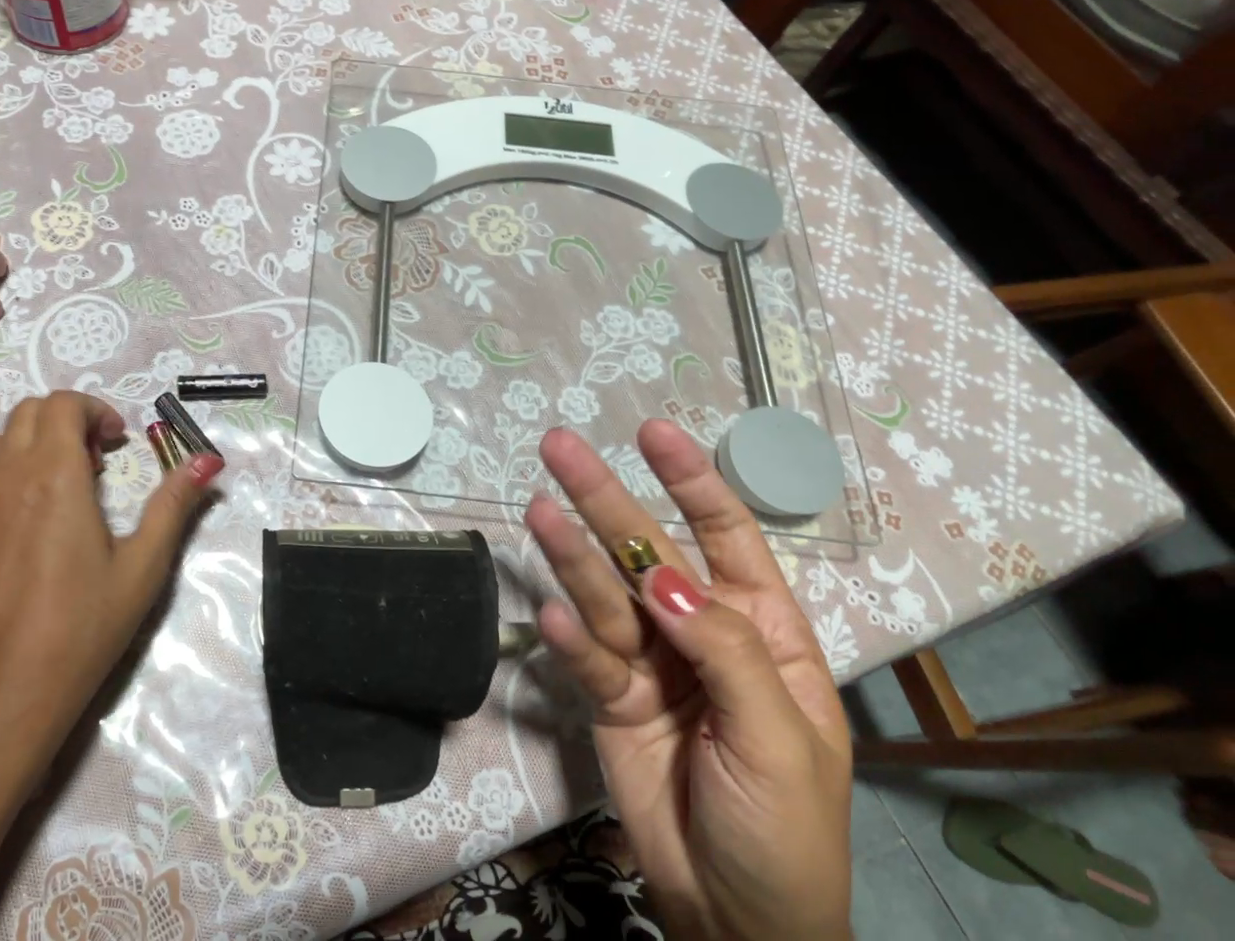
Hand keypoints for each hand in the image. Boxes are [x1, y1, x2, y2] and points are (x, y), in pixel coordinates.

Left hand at [0, 392, 220, 783]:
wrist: (0, 692)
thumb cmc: (81, 629)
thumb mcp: (142, 568)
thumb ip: (173, 506)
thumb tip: (208, 460)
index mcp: (54, 476)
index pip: (62, 404)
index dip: (94, 411)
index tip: (117, 442)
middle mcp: (5, 478)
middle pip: (26, 413)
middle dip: (65, 421)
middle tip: (95, 462)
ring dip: (27, 446)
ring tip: (56, 486)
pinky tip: (20, 522)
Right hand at [527, 421, 851, 940]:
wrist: (736, 912)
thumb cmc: (787, 826)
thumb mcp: (779, 736)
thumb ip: (725, 650)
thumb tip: (662, 578)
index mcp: (761, 630)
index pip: (725, 538)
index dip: (692, 482)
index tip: (653, 433)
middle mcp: (698, 633)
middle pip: (646, 552)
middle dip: (607, 499)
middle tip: (558, 447)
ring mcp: (648, 665)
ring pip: (604, 597)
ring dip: (571, 556)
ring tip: (538, 511)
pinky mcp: (607, 701)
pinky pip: (585, 660)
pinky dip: (567, 639)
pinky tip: (550, 615)